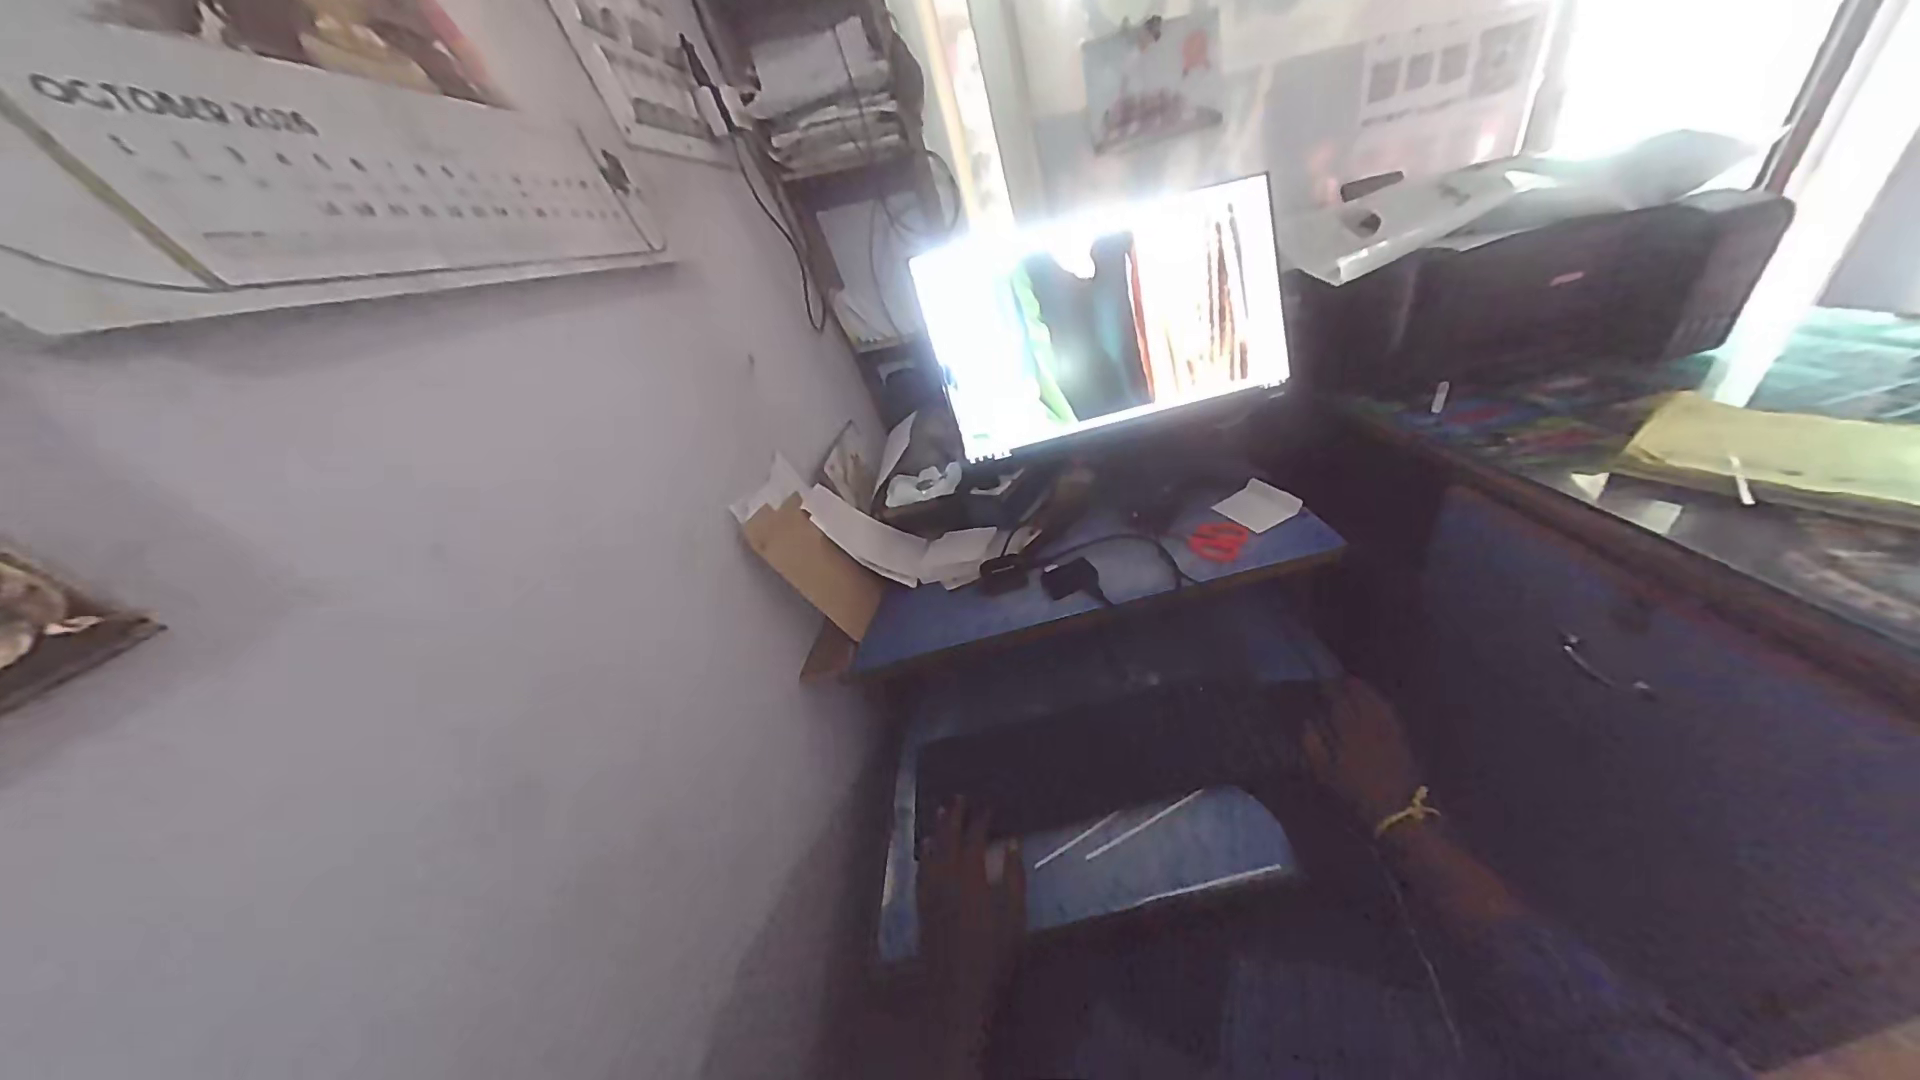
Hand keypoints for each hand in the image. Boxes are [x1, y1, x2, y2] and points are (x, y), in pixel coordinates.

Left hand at [917, 799, 1024, 1045]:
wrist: (956, 990)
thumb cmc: (993, 954)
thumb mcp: (1014, 914)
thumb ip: (1014, 876)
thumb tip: (1012, 842)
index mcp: (970, 875)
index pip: (975, 837)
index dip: (981, 819)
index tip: (989, 806)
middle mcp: (946, 876)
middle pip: (948, 838)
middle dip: (955, 815)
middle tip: (960, 796)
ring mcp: (931, 890)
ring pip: (932, 850)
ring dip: (938, 828)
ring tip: (942, 810)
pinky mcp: (923, 905)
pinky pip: (922, 868)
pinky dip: (925, 852)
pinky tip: (925, 847)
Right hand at [1305, 677, 1425, 827]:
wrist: (1400, 815)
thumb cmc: (1356, 796)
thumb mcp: (1324, 774)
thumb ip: (1313, 745)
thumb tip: (1307, 723)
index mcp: (1348, 730)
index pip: (1338, 700)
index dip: (1329, 688)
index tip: (1320, 681)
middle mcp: (1369, 724)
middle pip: (1359, 697)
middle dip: (1348, 685)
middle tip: (1337, 678)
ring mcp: (1389, 731)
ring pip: (1377, 703)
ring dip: (1367, 691)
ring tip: (1356, 683)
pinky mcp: (1402, 741)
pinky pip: (1391, 714)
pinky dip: (1383, 703)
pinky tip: (1379, 702)